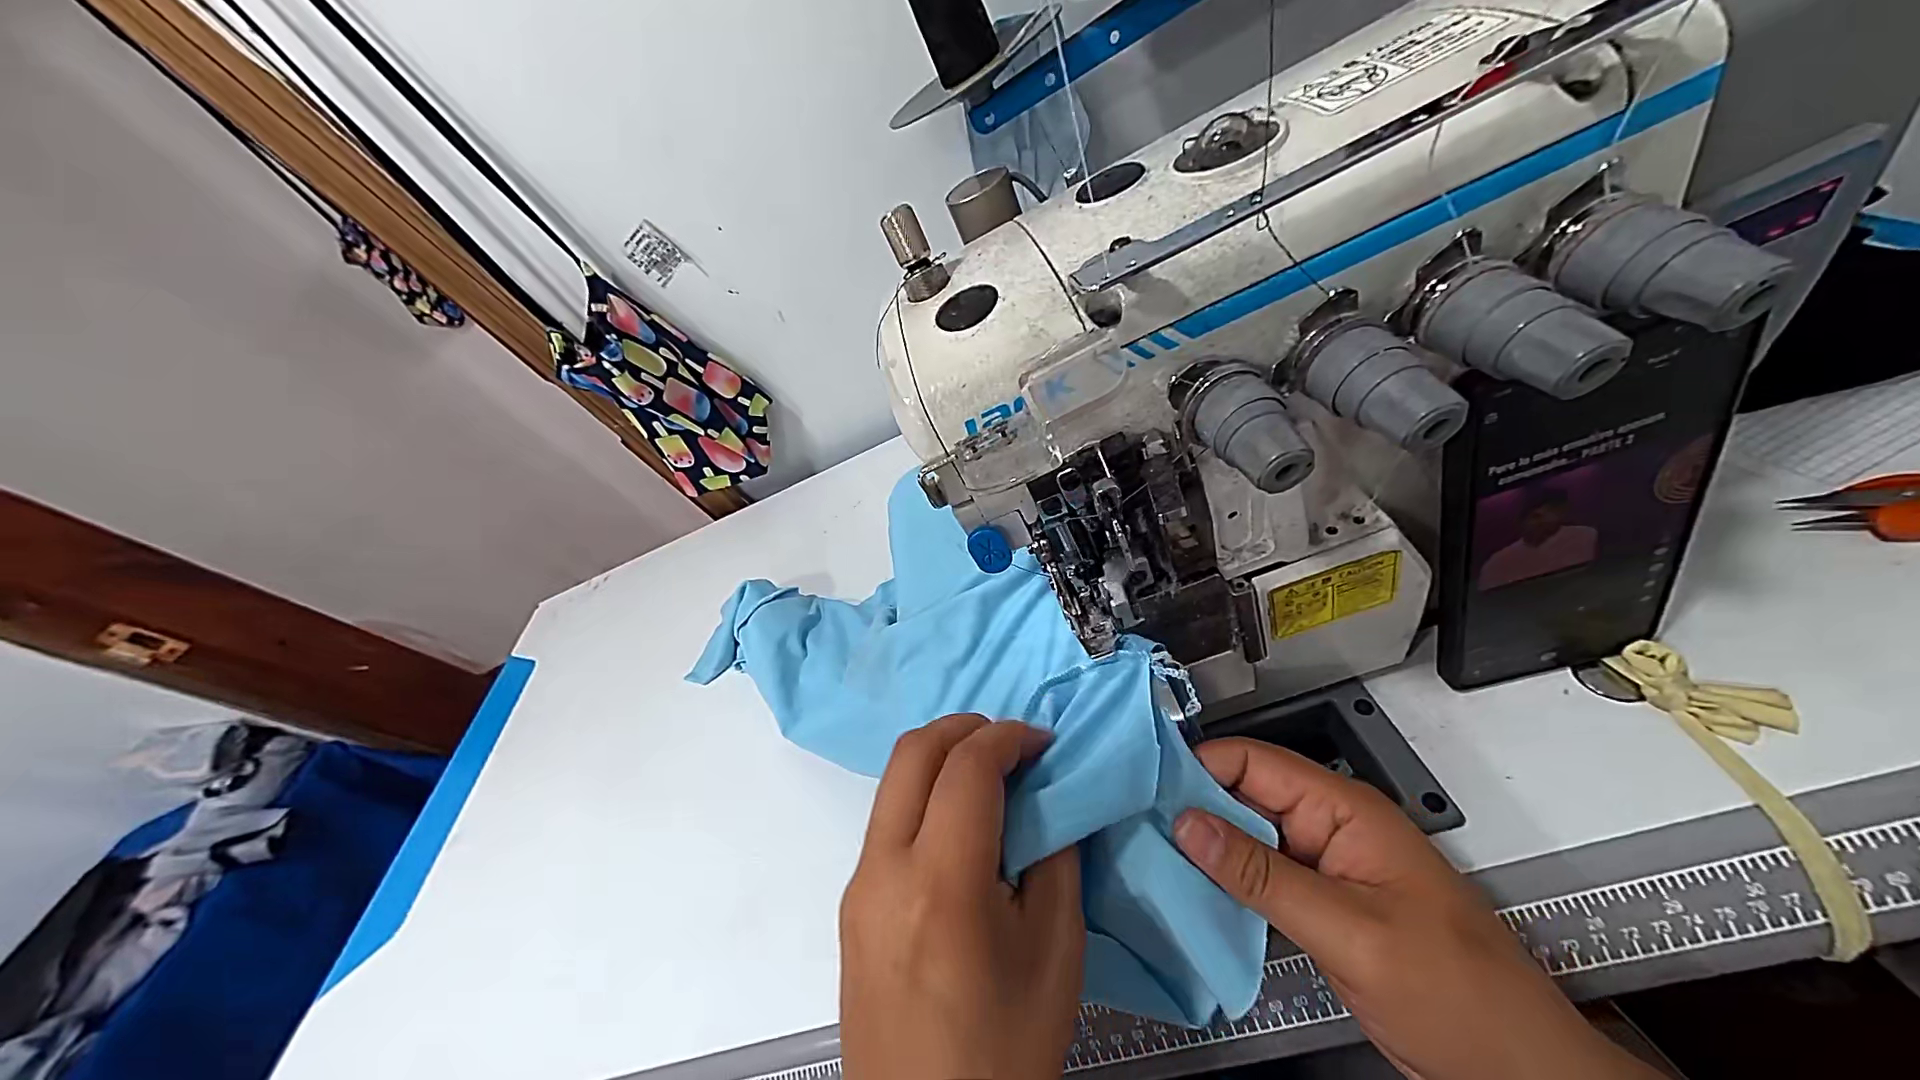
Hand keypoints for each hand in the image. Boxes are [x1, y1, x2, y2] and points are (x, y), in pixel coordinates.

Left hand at [840, 713, 1084, 1079]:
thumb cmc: (1005, 1048)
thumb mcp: (1055, 950)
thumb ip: (1054, 857)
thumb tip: (1044, 800)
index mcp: (940, 884)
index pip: (966, 767)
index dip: (1008, 736)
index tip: (1043, 741)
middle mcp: (883, 870)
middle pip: (913, 752)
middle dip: (966, 728)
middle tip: (1013, 743)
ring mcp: (858, 885)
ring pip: (893, 781)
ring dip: (942, 757)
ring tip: (992, 777)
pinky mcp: (851, 902)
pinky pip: (887, 820)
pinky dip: (925, 794)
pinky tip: (962, 824)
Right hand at [1172, 738, 1658, 1079]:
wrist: (1515, 1071)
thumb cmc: (1459, 995)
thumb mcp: (1350, 929)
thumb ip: (1262, 875)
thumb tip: (1188, 825)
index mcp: (1344, 809)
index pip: (1253, 761)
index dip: (1199, 767)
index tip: (1148, 787)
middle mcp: (1328, 825)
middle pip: (1242, 793)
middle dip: (1192, 804)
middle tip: (1138, 823)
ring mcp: (1320, 864)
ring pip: (1244, 833)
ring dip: (1203, 842)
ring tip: (1151, 852)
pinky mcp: (1315, 900)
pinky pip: (1255, 873)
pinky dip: (1223, 877)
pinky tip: (1189, 887)